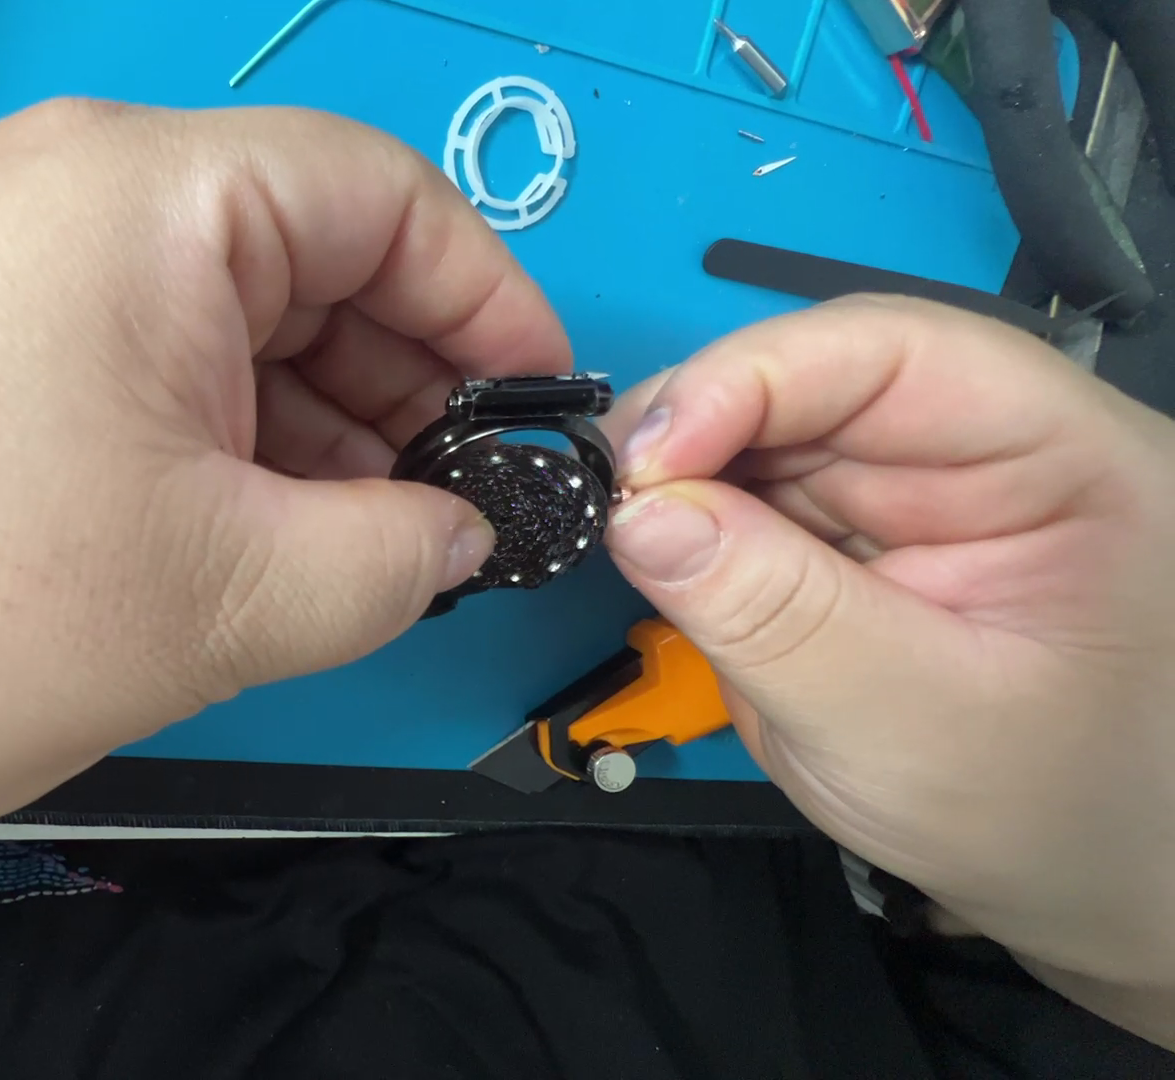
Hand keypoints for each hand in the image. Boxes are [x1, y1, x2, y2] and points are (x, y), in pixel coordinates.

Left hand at [0, 102, 568, 839]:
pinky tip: (256, 523)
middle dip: (397, 384)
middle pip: (305, 259)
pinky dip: (227, 437)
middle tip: (448, 503)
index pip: (380, 200)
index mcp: (145, 202)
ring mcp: (15, 257)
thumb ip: (397, 556)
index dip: (484, 303)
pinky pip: (154, 360)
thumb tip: (467, 531)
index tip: (534, 407)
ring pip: (228, 322)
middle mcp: (72, 192)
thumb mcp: (234, 597)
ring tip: (358, 537)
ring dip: (312, 427)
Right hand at [602, 296, 1174, 1042]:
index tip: (643, 465)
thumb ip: (769, 613)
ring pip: (741, 429)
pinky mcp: (817, 525)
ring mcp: (882, 484)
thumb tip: (636, 516)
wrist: (1047, 864)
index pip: (890, 355)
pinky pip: (721, 488)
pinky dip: (667, 513)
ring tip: (627, 535)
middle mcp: (961, 448)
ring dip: (665, 474)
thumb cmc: (1027, 805)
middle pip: (795, 379)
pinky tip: (653, 551)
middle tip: (609, 502)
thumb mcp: (896, 718)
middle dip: (684, 430)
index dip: (748, 383)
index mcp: (1051, 462)